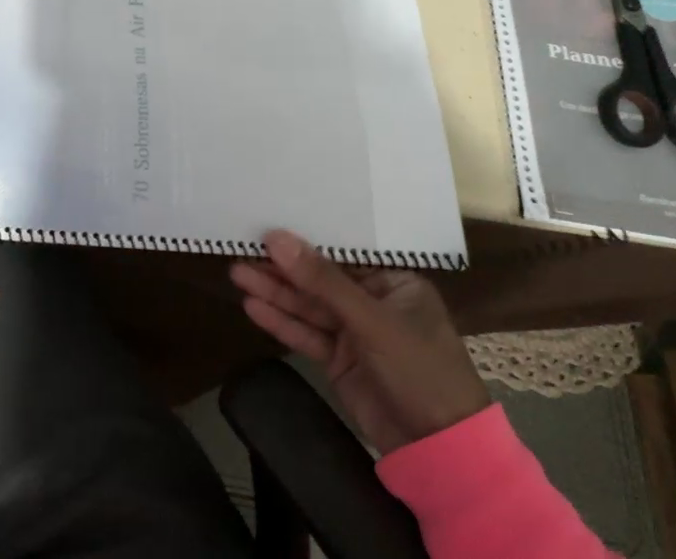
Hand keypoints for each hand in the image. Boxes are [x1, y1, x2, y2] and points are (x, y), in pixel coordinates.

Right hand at [231, 231, 488, 454]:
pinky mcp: (339, 361)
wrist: (439, 449)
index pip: (343, 254)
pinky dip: (281, 323)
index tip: (266, 228)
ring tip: (237, 275)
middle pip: (320, 281)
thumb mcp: (372, 321)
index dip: (305, 242)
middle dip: (281, 270)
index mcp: (395, 283)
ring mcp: (355, 333)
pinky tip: (253, 307)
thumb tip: (277, 238)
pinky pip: (306, 335)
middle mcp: (374, 303)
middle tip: (240, 251)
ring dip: (274, 293)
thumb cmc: (420, 370)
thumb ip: (322, 281)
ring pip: (309, 307)